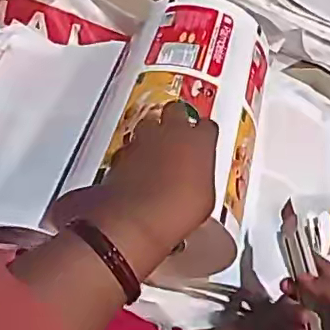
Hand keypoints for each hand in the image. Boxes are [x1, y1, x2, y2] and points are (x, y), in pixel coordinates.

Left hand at [91, 106, 218, 257]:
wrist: (135, 218)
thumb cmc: (175, 209)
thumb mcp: (204, 201)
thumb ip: (202, 183)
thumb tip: (200, 190)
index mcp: (199, 141)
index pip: (208, 126)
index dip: (205, 134)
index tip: (205, 141)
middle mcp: (171, 132)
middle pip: (176, 111)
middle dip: (177, 119)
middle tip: (179, 134)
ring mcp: (143, 139)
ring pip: (148, 123)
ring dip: (152, 133)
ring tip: (156, 149)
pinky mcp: (122, 152)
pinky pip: (129, 145)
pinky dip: (133, 152)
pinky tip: (135, 167)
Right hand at [281, 261, 329, 329]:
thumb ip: (326, 287)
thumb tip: (300, 275)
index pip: (323, 270)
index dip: (309, 260)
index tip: (290, 249)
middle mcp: (328, 307)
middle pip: (303, 289)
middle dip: (294, 287)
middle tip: (286, 288)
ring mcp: (316, 328)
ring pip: (293, 310)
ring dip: (294, 313)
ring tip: (303, 323)